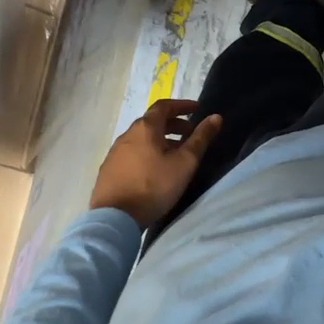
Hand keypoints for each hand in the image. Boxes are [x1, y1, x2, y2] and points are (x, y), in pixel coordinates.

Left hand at [89, 100, 222, 228]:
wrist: (114, 218)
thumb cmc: (154, 186)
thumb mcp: (184, 163)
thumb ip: (200, 138)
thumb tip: (216, 117)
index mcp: (145, 128)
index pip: (164, 106)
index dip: (182, 105)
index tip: (196, 109)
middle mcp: (127, 135)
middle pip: (152, 122)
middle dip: (173, 124)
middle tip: (189, 134)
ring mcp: (114, 153)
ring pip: (141, 139)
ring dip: (160, 140)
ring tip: (174, 154)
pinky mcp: (108, 170)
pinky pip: (131, 153)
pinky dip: (146, 152)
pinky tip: (153, 170)